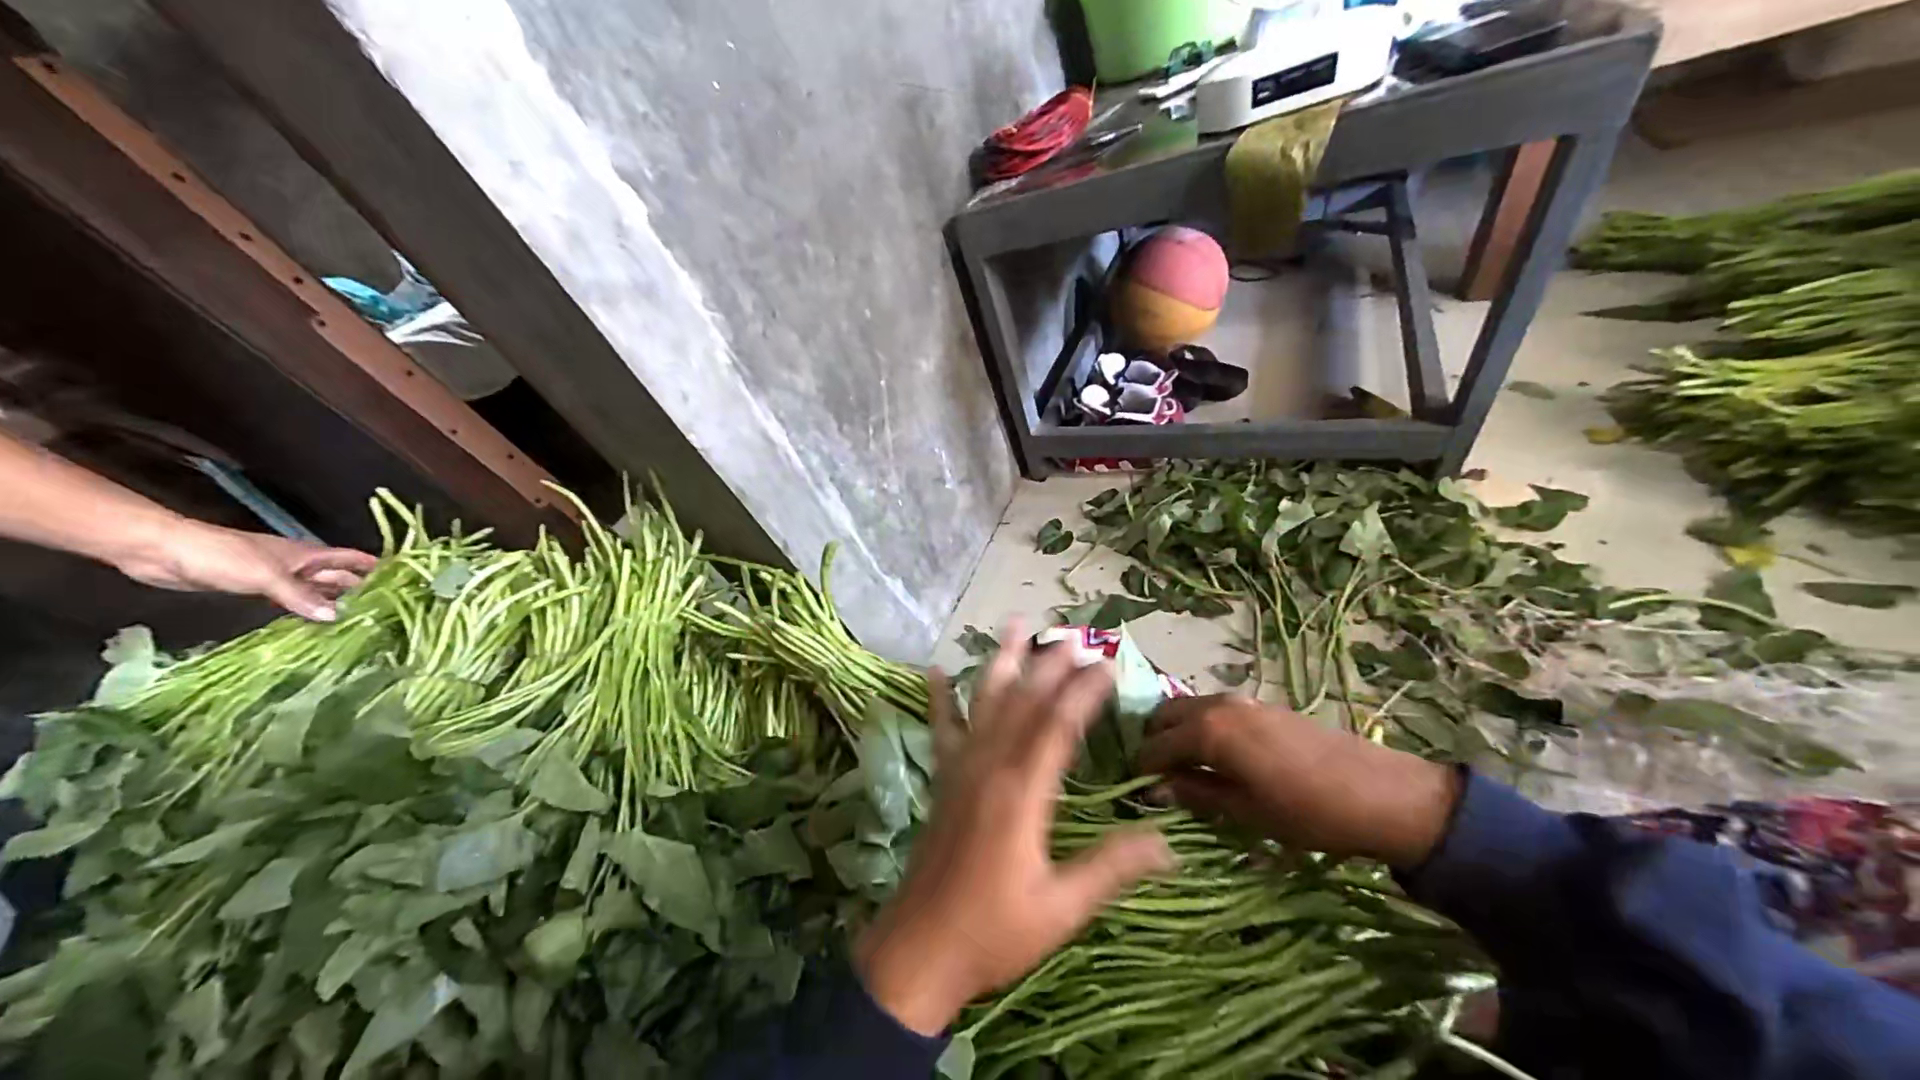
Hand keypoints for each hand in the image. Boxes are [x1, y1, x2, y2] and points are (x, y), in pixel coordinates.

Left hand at [113, 519, 378, 621]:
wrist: (164, 552)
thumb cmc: (222, 556)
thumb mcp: (266, 577)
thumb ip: (301, 597)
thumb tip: (338, 617)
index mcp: (310, 555)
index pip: (354, 559)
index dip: (378, 568)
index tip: (404, 583)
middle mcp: (302, 566)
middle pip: (340, 578)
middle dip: (361, 591)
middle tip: (387, 613)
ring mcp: (280, 579)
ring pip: (318, 591)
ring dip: (335, 604)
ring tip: (359, 624)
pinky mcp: (257, 591)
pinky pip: (293, 602)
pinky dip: (307, 611)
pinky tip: (317, 625)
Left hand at [856, 626, 1173, 1034]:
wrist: (918, 952)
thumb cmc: (994, 933)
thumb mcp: (1062, 908)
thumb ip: (1112, 868)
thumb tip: (1169, 844)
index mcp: (1021, 794)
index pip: (1058, 726)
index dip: (1083, 692)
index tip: (1108, 665)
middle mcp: (987, 769)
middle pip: (1022, 703)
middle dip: (1050, 667)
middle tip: (1074, 637)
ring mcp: (959, 771)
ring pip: (982, 704)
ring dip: (1000, 663)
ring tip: (1012, 626)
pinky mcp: (941, 782)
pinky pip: (941, 730)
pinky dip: (939, 699)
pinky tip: (935, 671)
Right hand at [1140, 695, 1461, 869]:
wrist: (1383, 793)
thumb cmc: (1308, 810)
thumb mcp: (1245, 811)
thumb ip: (1194, 793)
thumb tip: (1154, 789)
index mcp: (1208, 730)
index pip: (1154, 746)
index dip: (1141, 770)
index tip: (1138, 793)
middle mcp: (1217, 705)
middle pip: (1164, 716)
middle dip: (1154, 744)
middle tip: (1159, 779)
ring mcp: (1241, 701)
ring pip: (1188, 710)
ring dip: (1177, 734)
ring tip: (1187, 771)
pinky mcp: (1261, 705)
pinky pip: (1212, 711)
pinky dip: (1200, 729)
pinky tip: (1216, 759)